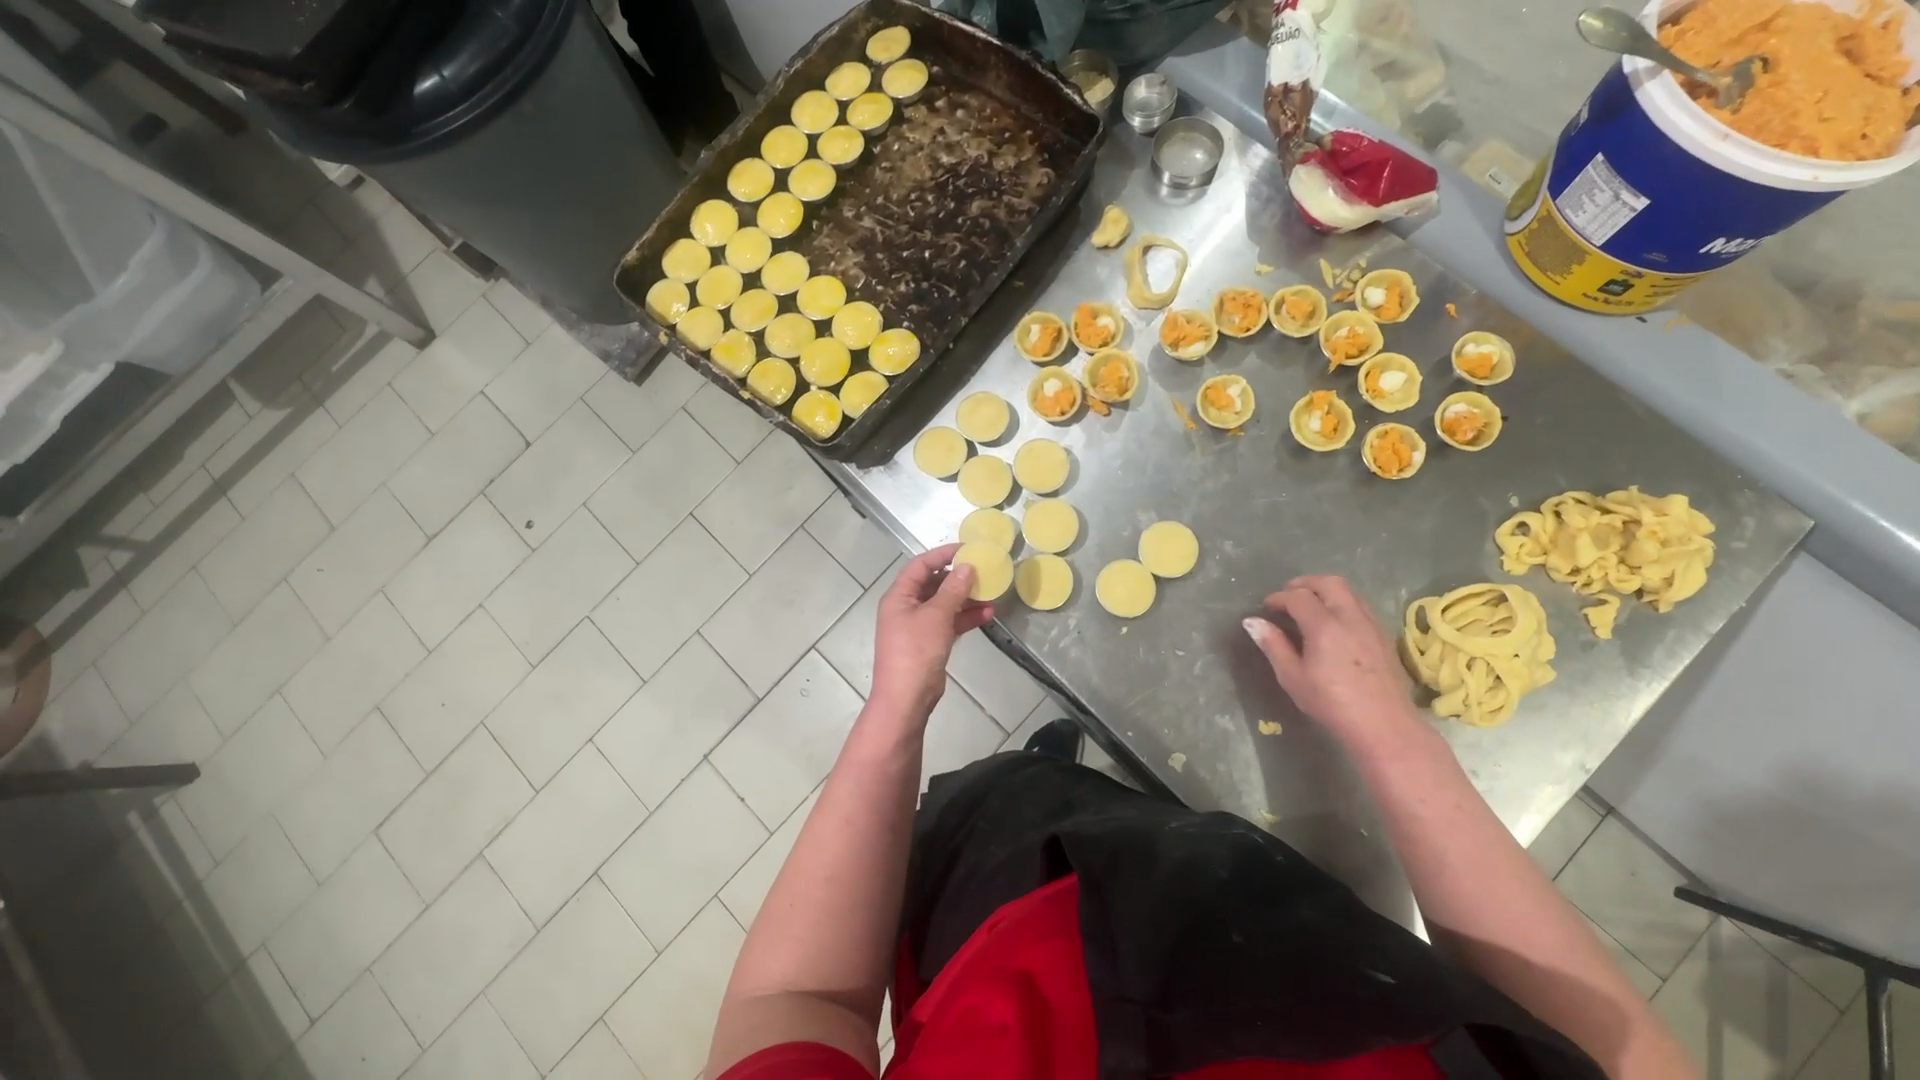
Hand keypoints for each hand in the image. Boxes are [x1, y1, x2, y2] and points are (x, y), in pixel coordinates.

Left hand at [871, 544, 994, 716]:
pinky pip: (949, 623)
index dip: (943, 554)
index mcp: (899, 596)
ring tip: (991, 594)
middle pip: (933, 584)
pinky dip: (965, 618)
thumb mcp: (936, 616)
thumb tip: (967, 567)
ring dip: (966, 599)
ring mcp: (918, 626)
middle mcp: (906, 607)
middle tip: (984, 572)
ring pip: (944, 604)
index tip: (968, 550)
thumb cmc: (916, 651)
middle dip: (958, 579)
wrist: (907, 697)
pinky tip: (987, 615)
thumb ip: (953, 590)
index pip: (920, 565)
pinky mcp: (930, 643)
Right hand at [1243, 575, 1419, 743]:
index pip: (1298, 597)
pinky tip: (1335, 622)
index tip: (1267, 608)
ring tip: (1311, 606)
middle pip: (1328, 583)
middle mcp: (1350, 617)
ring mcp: (1370, 624)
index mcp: (1324, 626)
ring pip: (1349, 591)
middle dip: (1305, 584)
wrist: (1383, 725)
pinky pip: (1361, 605)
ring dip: (1326, 590)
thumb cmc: (1331, 704)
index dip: (1279, 598)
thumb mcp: (1293, 678)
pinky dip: (1343, 602)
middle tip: (1289, 597)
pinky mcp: (1383, 635)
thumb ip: (1274, 646)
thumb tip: (1252, 622)